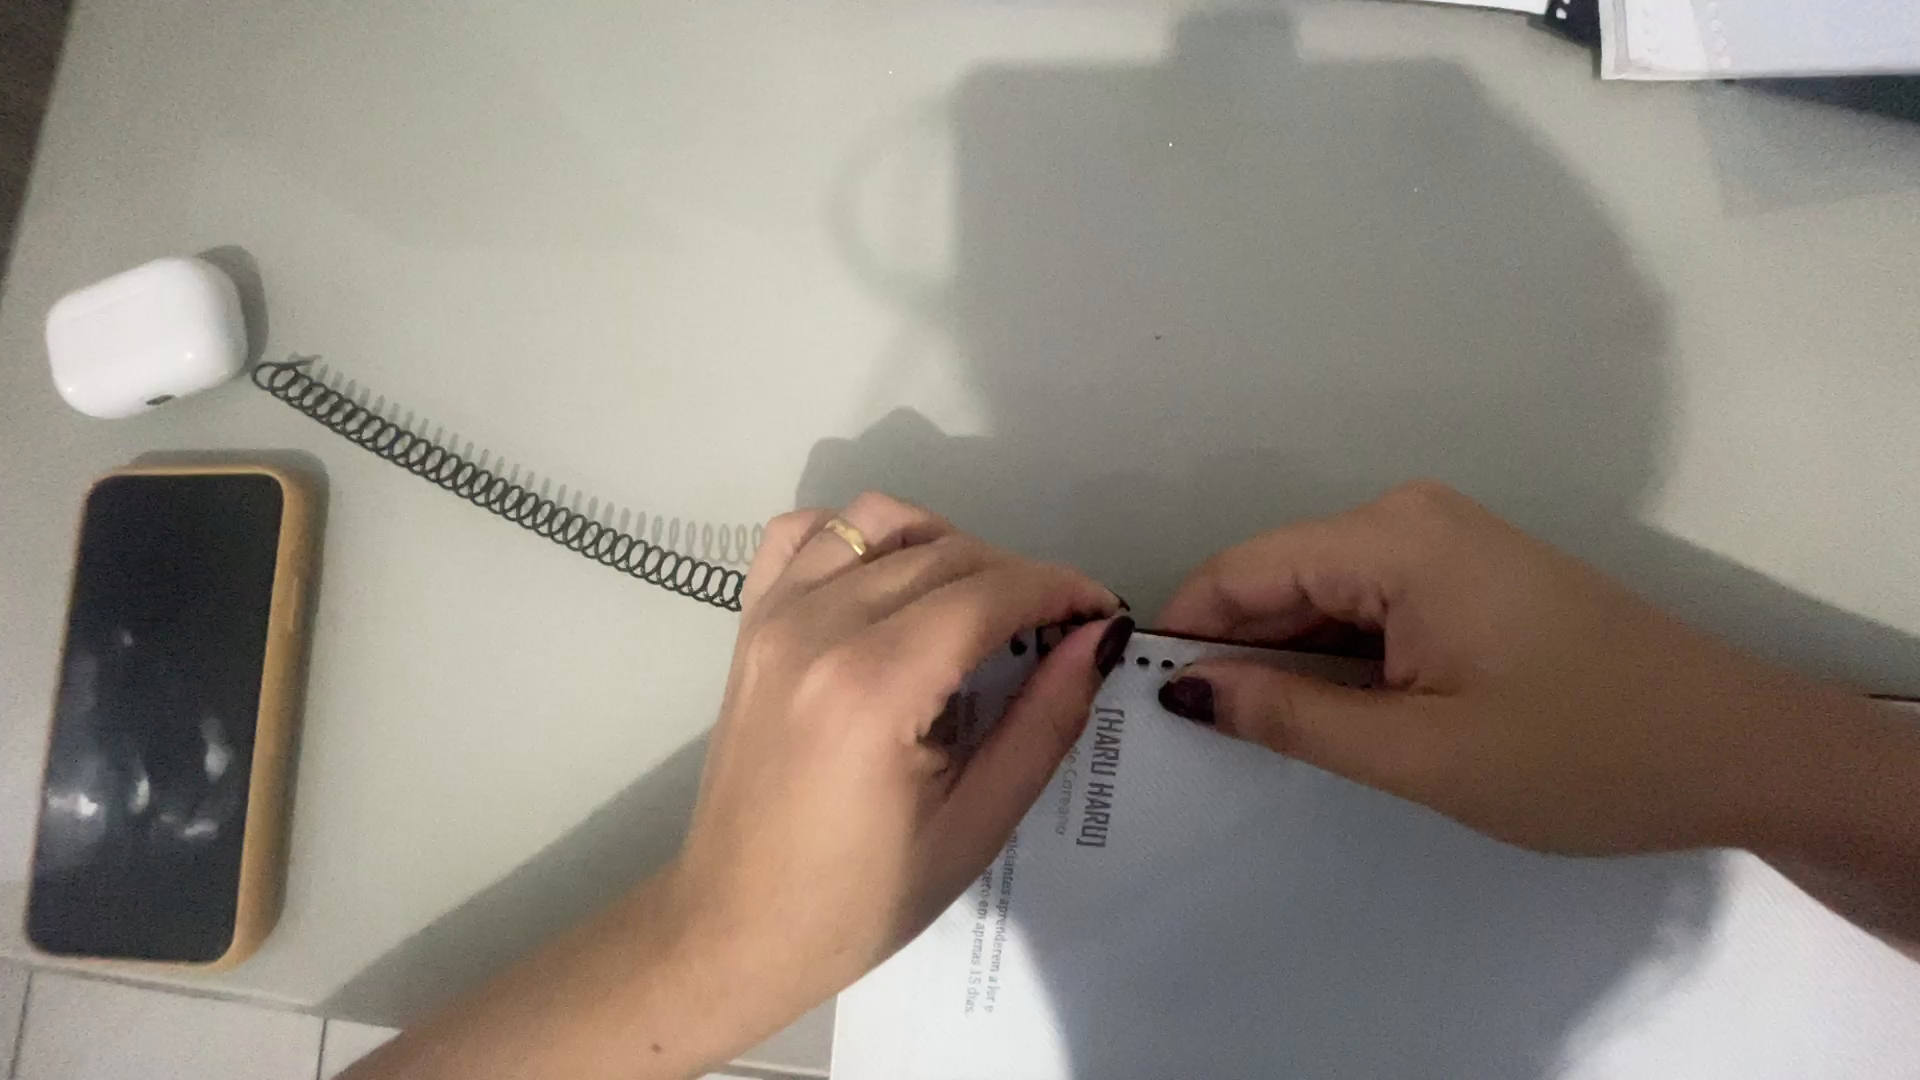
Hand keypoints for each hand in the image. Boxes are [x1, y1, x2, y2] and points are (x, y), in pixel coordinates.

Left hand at [665, 492, 1131, 1050]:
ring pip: (877, 520)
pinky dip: (859, 535)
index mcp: (872, 687)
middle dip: (1017, 574)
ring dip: (944, 542)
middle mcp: (817, 628)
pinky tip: (889, 577)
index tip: (1100, 610)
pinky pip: (805, 534)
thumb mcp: (976, 825)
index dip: (1058, 588)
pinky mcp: (750, 621)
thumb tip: (1097, 638)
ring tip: (976, 599)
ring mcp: (774, 615)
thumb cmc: (858, 899)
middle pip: (943, 552)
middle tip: (1054, 624)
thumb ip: (1044, 720)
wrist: (732, 927)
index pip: (987, 594)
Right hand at [1154, 481, 1912, 859]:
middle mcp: (1403, 516)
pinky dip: (1326, 650)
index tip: (1150, 693)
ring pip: (1310, 589)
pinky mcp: (1451, 566)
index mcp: (1392, 541)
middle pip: (1274, 575)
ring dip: (1281, 652)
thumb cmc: (1586, 754)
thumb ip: (1287, 716)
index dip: (1186, 627)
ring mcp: (1431, 537)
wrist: (1755, 756)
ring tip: (1264, 725)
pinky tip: (1329, 703)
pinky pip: (1355, 599)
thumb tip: (1184, 689)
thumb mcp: (1419, 754)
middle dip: (1233, 645)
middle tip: (1201, 727)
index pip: (1241, 570)